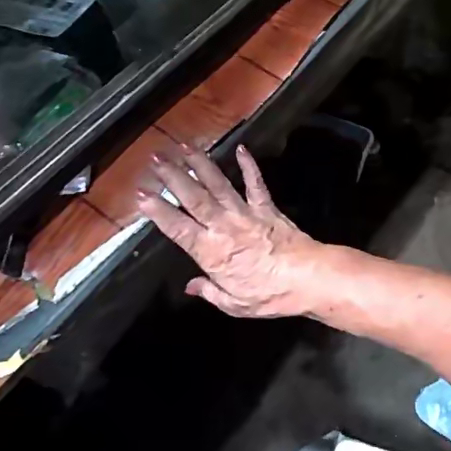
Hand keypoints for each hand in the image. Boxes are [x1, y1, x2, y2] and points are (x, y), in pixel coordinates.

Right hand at [136, 144, 322, 317]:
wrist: (308, 278)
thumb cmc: (271, 295)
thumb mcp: (235, 304)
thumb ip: (210, 291)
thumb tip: (191, 287)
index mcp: (212, 252)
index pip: (178, 227)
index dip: (158, 210)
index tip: (141, 194)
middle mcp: (224, 226)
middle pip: (193, 197)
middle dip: (172, 175)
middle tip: (156, 157)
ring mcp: (245, 213)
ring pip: (218, 184)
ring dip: (200, 164)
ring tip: (184, 146)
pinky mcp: (266, 207)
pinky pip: (255, 183)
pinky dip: (248, 165)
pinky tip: (240, 149)